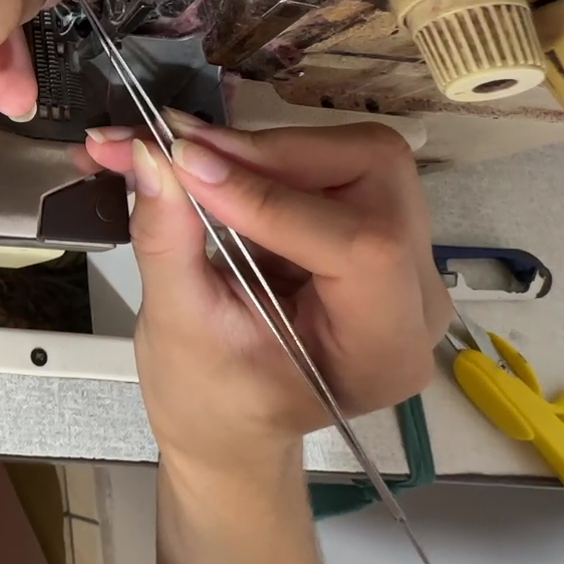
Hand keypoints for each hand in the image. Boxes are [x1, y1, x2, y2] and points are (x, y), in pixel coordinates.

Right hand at [85, 119, 451, 472]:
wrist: (226, 417)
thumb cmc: (206, 396)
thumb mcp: (175, 324)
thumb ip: (166, 237)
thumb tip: (151, 154)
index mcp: (381, 346)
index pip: (358, 244)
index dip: (266, 194)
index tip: (179, 163)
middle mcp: (412, 293)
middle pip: (371, 174)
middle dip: (267, 151)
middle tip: (180, 150)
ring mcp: (396, 256)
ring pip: (350, 154)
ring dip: (257, 146)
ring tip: (181, 156)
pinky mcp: (362, 228)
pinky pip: (323, 163)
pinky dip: (253, 153)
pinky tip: (201, 165)